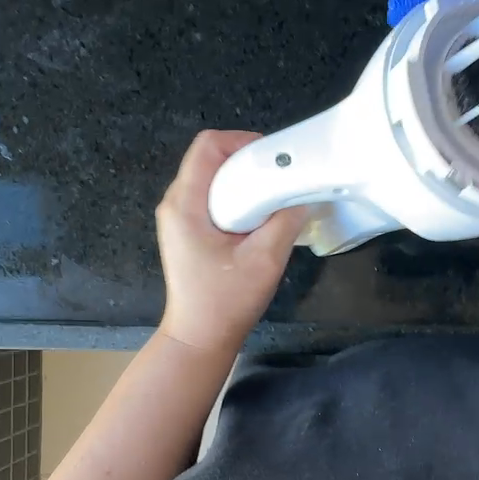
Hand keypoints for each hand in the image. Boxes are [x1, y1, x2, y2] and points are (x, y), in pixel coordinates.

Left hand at [156, 131, 306, 353]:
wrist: (200, 337)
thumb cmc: (226, 300)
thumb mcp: (265, 259)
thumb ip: (285, 221)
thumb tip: (302, 195)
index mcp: (185, 204)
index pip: (208, 146)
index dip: (242, 141)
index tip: (274, 158)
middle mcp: (176, 204)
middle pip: (211, 159)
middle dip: (248, 162)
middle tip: (280, 179)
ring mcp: (179, 219)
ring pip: (213, 179)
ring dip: (244, 182)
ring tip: (273, 199)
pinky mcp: (188, 232)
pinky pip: (213, 199)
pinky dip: (238, 199)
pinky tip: (259, 218)